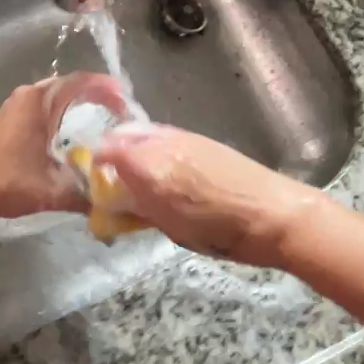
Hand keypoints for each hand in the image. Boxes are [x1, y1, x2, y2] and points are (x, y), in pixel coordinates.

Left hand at [0, 73, 130, 224]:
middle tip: (121, 109)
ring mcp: (17, 104)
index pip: (79, 82)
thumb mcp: (54, 190)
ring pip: (57, 94)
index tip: (126, 100)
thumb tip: (116, 197)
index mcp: (38, 101)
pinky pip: (46, 104)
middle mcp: (28, 95)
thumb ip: (87, 193)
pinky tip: (76, 127)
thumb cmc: (10, 182)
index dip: (105, 88)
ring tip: (105, 115)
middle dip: (96, 94)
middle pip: (70, 84)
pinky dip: (64, 110)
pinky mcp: (12, 116)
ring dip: (80, 101)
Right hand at [93, 124, 323, 267]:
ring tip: (133, 171)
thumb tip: (113, 197)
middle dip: (110, 151)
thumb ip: (137, 206)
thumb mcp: (171, 228)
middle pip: (120, 135)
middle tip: (109, 175)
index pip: (105, 151)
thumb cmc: (221, 232)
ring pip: (141, 131)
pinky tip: (160, 166)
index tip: (91, 180)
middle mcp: (159, 142)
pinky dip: (151, 145)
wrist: (272, 213)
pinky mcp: (197, 135)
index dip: (94, 164)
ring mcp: (180, 135)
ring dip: (130, 146)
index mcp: (149, 166)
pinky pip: (161, 133)